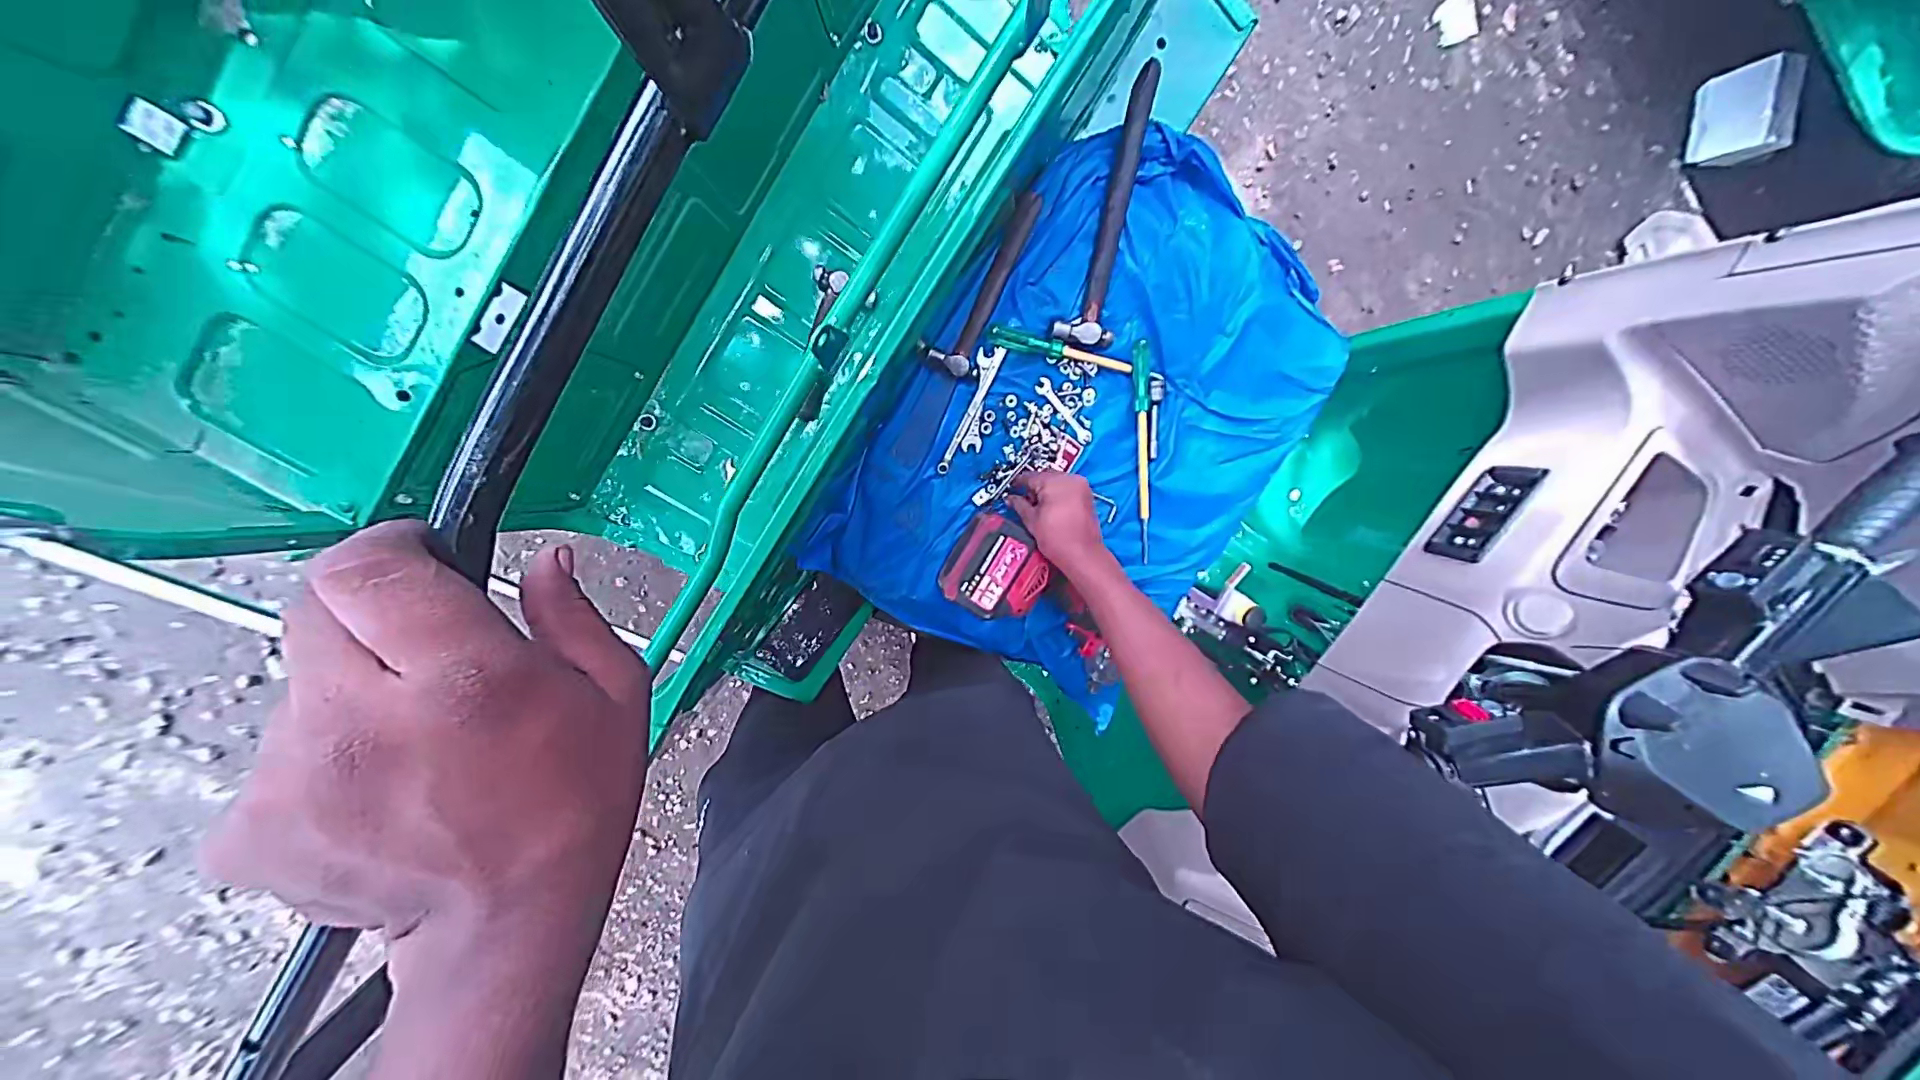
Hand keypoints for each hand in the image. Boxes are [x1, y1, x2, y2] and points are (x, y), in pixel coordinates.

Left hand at [200, 522, 650, 1074]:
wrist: (508, 920)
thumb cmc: (576, 801)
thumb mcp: (616, 694)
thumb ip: (575, 616)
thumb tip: (548, 560)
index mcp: (467, 680)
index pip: (368, 570)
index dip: (390, 546)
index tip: (420, 553)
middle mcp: (363, 721)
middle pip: (317, 607)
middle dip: (373, 608)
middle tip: (429, 650)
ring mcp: (292, 779)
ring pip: (303, 678)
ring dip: (356, 685)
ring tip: (420, 736)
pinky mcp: (249, 829)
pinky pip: (280, 747)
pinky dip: (329, 748)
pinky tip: (387, 782)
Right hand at [1008, 471, 1117, 580]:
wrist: (1082, 555)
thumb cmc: (1059, 540)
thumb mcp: (1032, 521)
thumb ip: (1019, 505)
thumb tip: (1012, 499)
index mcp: (1055, 482)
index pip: (1030, 476)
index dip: (1018, 483)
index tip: (1012, 489)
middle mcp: (1071, 480)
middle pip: (1045, 476)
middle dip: (1033, 488)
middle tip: (1023, 501)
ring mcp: (1081, 487)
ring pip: (1057, 482)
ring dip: (1046, 491)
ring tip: (1037, 508)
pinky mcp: (1087, 496)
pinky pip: (1067, 489)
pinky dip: (1058, 495)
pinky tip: (1050, 509)